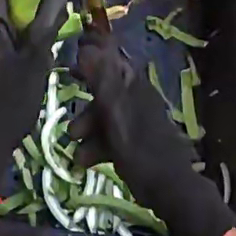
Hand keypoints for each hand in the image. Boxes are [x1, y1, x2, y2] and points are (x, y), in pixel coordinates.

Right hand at [72, 31, 235, 235]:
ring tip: (75, 151)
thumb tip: (85, 48)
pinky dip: (95, 147)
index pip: (110, 59)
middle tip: (67, 116)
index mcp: (133, 86)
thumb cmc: (140, 149)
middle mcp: (135, 99)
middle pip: (103, 92)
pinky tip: (82, 162)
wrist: (169, 188)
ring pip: (103, 118)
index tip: (70, 57)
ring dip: (86, 132)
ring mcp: (135, 122)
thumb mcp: (116, 113)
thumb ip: (101, 80)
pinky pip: (108, 138)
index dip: (91, 55)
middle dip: (83, 108)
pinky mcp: (133, 143)